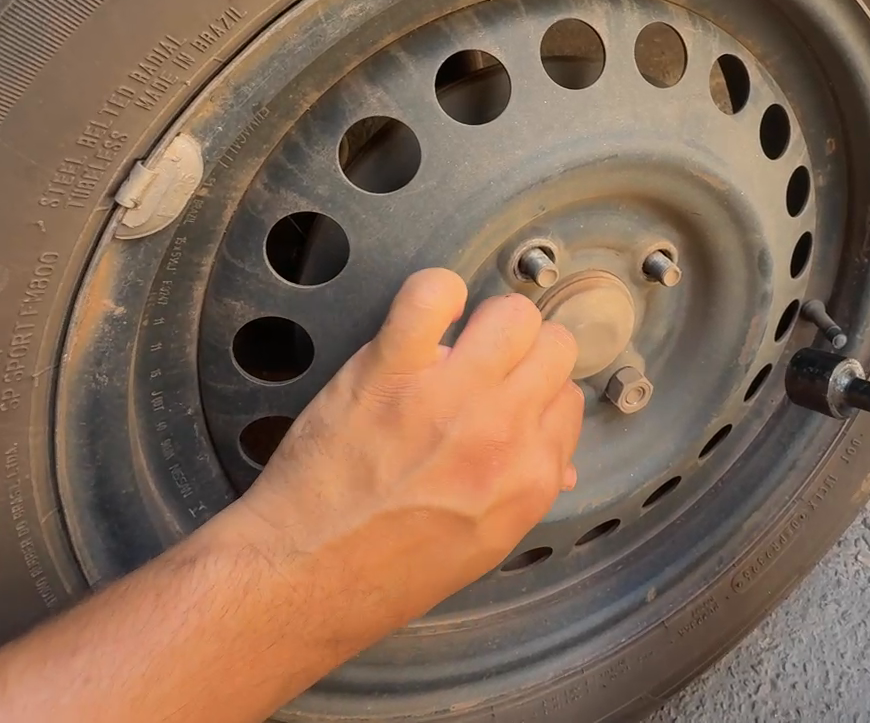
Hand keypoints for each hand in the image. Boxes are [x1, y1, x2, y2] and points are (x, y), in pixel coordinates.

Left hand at [232, 268, 582, 654]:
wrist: (300, 577)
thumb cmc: (389, 568)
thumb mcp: (485, 544)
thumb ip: (528, 490)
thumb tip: (557, 461)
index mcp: (531, 476)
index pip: (569, 396)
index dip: (538, 391)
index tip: (511, 394)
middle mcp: (503, 431)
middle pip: (555, 345)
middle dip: (526, 352)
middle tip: (489, 365)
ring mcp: (449, 395)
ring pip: (513, 314)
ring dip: (490, 323)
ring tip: (458, 344)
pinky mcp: (392, 369)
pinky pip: (433, 294)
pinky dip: (436, 292)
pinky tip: (426, 317)